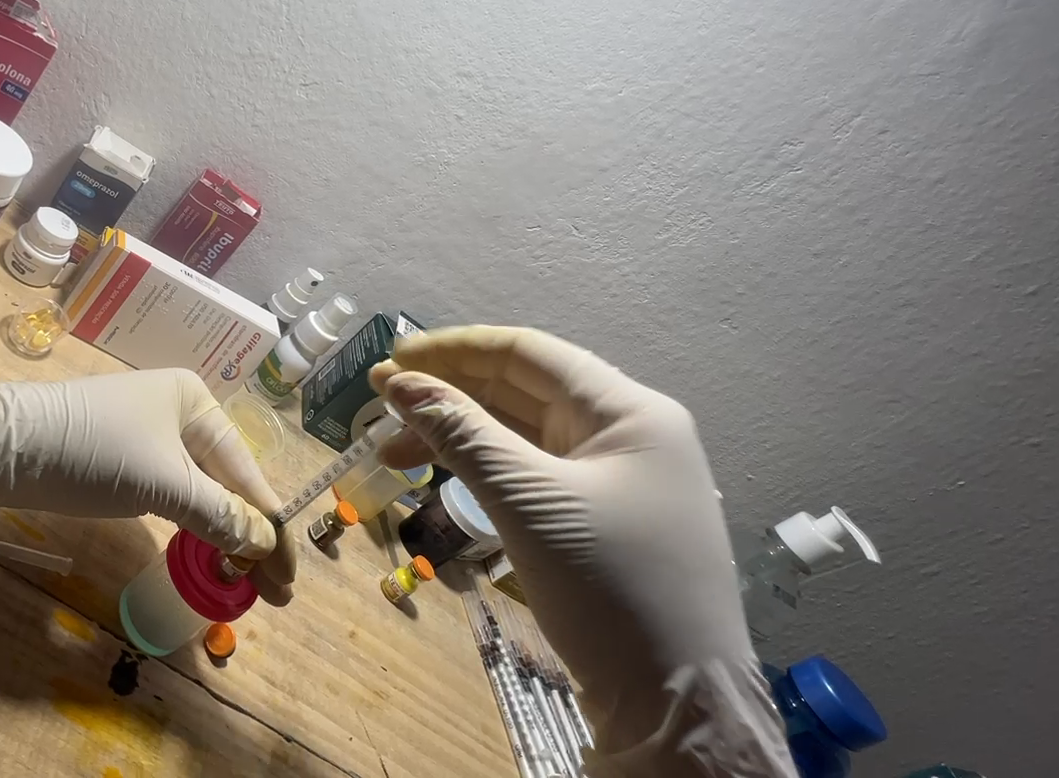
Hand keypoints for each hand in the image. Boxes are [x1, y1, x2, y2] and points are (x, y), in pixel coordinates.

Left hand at [0, 370, 296, 604]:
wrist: (8, 446)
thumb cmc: (94, 452)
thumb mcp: (163, 483)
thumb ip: (219, 514)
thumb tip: (264, 544)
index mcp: (196, 402)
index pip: (246, 472)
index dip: (271, 527)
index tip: (289, 576)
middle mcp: (179, 413)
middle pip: (227, 482)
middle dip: (250, 536)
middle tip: (274, 593)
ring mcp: (150, 436)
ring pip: (201, 491)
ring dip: (223, 535)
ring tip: (245, 582)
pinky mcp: (125, 460)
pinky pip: (174, 495)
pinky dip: (192, 525)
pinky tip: (207, 553)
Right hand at [373, 327, 793, 773]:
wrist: (675, 708)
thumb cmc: (608, 587)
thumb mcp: (524, 499)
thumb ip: (458, 431)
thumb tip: (396, 380)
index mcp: (627, 410)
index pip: (526, 352)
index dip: (454, 349)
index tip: (395, 357)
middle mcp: (624, 432)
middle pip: (519, 389)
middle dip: (448, 392)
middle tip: (383, 398)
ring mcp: (612, 476)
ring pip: (517, 431)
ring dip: (454, 433)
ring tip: (391, 446)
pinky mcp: (594, 515)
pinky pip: (525, 470)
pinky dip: (477, 467)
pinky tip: (433, 473)